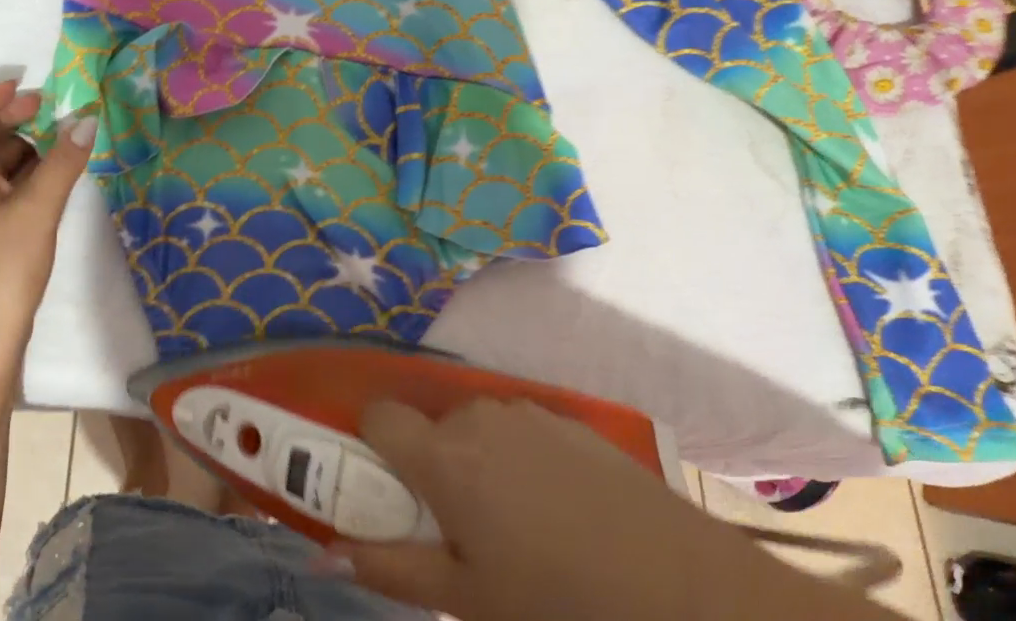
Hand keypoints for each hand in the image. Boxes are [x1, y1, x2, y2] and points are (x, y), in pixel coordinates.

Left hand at [0, 80, 95, 376]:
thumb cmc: (2, 270)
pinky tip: (54, 187)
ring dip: (25, 150)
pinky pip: (3, 194)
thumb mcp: (37, 211)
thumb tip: (85, 119)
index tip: (29, 87)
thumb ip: (62, 164)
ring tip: (63, 146)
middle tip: (54, 113)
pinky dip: (27, 179)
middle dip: (15, 121)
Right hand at [332, 400, 885, 620]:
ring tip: (515, 526)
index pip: (377, 415)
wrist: (693, 593)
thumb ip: (388, 568)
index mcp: (444, 454)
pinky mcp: (574, 423)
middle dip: (429, 465)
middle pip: (429, 424)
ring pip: (476, 427)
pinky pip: (521, 430)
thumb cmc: (562, 602)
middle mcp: (480, 416)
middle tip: (458, 528)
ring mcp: (532, 414)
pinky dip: (519, 460)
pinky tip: (559, 513)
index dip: (371, 447)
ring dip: (476, 461)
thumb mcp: (466, 600)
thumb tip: (323, 554)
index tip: (389, 492)